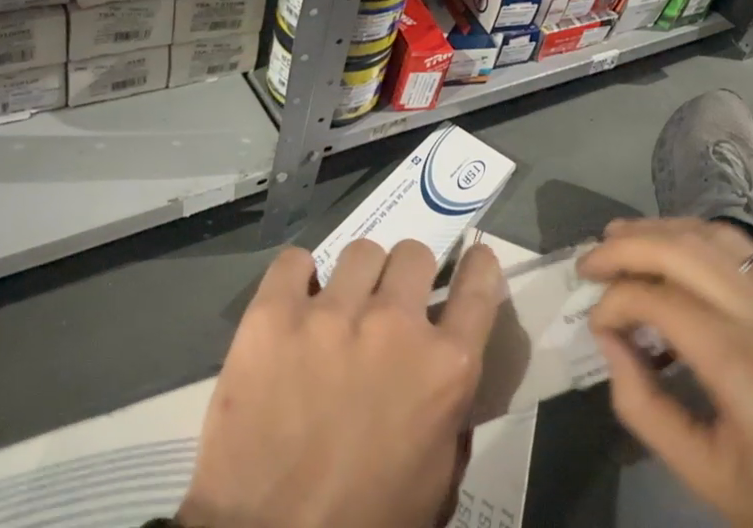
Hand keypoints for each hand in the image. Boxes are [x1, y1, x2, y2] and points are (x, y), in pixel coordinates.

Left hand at [179, 240, 504, 527]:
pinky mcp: (273, 313)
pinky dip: (298, 277)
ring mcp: (331, 314)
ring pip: (359, 252)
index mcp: (446, 367)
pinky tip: (294, 302)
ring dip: (356, 276)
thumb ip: (448, 411)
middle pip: (413, 255)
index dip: (477, 265)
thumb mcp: (437, 476)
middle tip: (388, 300)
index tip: (470, 258)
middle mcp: (394, 325)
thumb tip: (441, 371)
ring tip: (338, 304)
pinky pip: (294, 261)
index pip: (479, 287)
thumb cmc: (368, 518)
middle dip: (406, 274)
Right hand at [581, 219, 752, 527]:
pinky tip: (674, 252)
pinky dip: (697, 237)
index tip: (595, 329)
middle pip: (683, 249)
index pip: (657, 300)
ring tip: (617, 240)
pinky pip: (744, 249)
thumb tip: (613, 345)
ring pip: (715, 236)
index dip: (611, 304)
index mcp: (746, 368)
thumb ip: (647, 410)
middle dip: (623, 246)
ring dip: (659, 230)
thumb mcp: (715, 479)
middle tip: (586, 264)